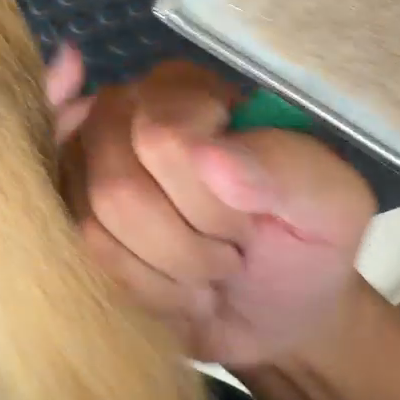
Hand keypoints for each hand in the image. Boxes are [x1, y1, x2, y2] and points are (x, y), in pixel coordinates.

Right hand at [45, 47, 376, 366]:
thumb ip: (286, 166)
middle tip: (230, 250)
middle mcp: (120, 109)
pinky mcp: (68, 207)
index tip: (253, 218)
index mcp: (181, 88)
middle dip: (187, 246)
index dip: (208, 202)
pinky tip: (169, 280)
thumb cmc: (302, 243)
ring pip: (95, 222)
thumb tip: (208, 156)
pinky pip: (81, 253)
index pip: (161, 138)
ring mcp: (83, 158)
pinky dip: (139, 286)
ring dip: (166, 271)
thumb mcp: (330, 203)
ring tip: (203, 269)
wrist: (276, 311)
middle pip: (118, 186)